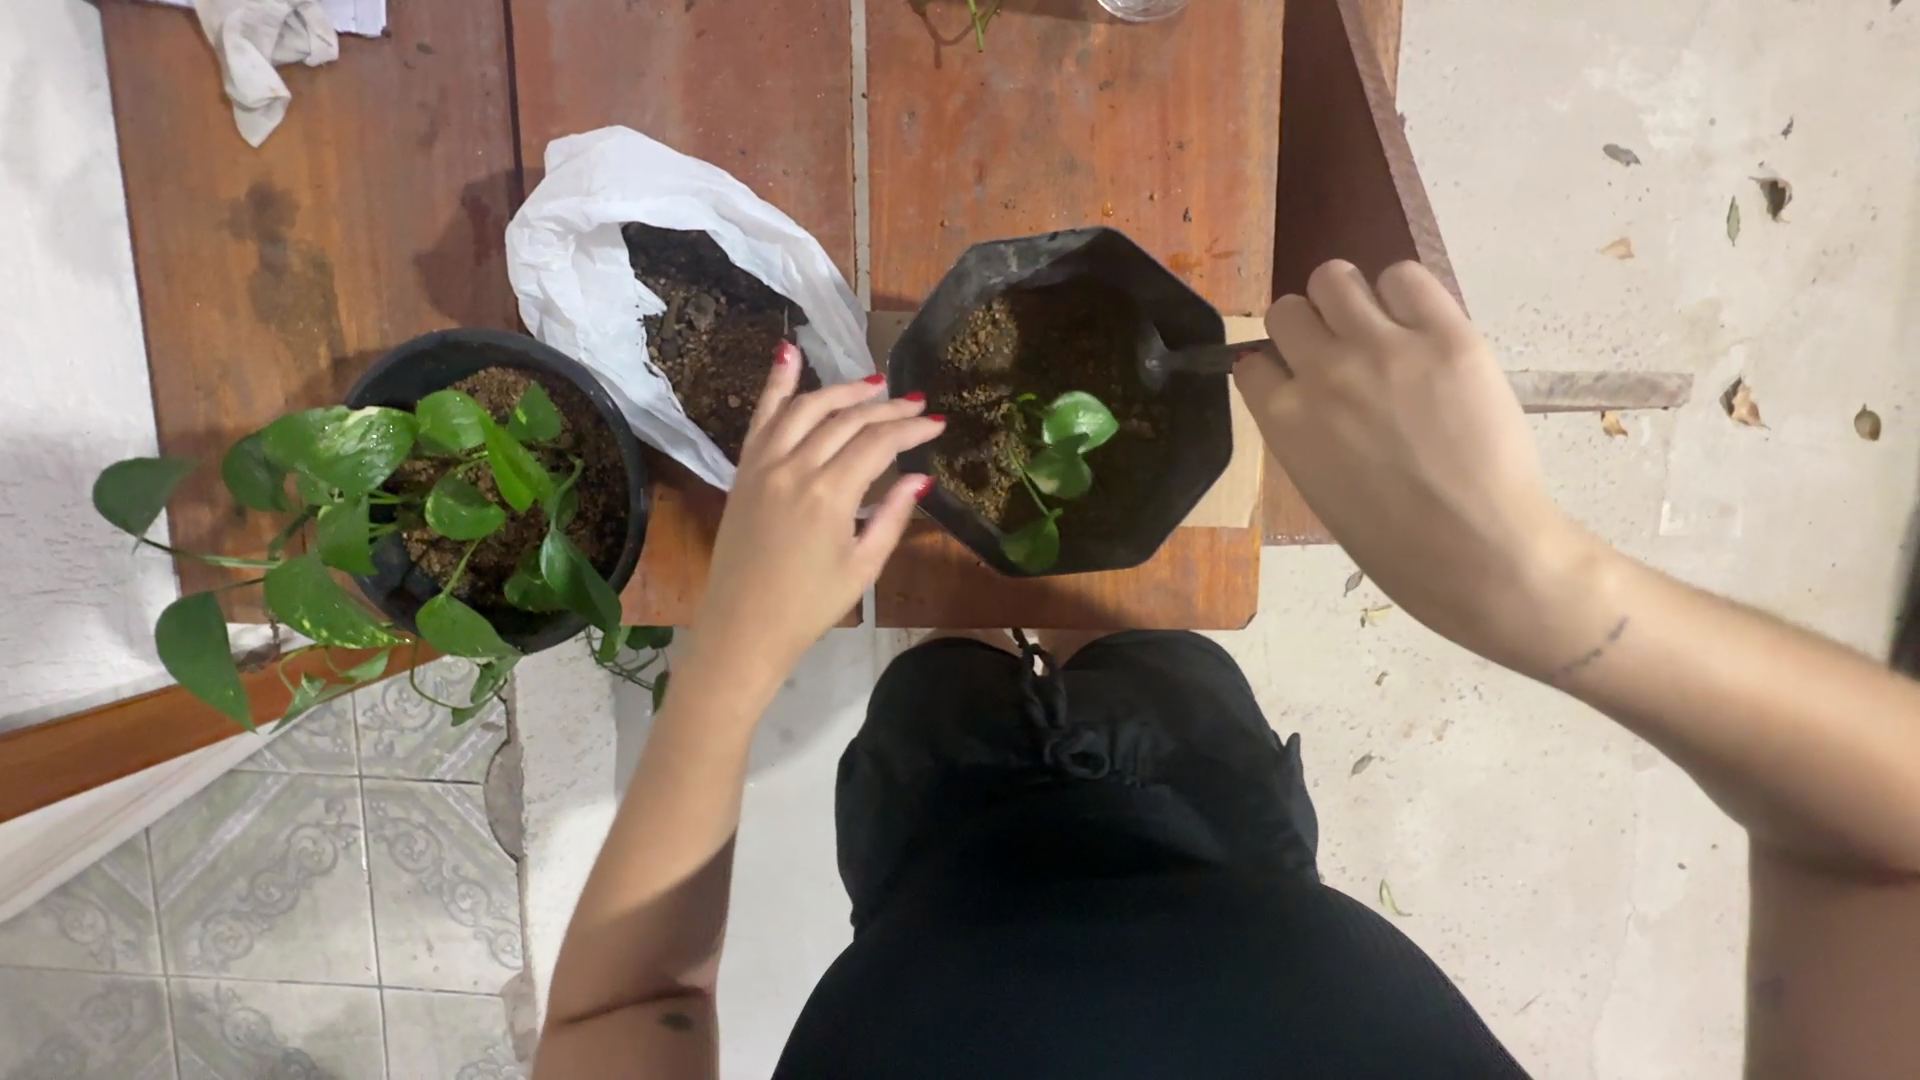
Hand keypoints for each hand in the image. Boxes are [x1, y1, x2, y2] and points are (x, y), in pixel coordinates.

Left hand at [687, 342, 941, 686]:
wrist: (743, 627)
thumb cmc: (810, 606)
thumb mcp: (864, 566)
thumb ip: (893, 516)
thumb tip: (921, 476)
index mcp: (830, 495)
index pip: (879, 443)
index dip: (912, 428)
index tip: (938, 423)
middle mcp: (795, 467)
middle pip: (847, 420)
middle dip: (886, 407)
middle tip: (916, 402)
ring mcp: (763, 464)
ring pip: (806, 408)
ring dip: (842, 391)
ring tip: (873, 385)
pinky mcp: (744, 470)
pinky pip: (762, 416)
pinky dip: (777, 383)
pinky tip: (790, 353)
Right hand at [1234, 260, 1616, 675]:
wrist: (1474, 547)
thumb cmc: (1387, 536)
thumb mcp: (1314, 483)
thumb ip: (1299, 428)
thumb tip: (1300, 389)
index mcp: (1284, 420)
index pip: (1252, 362)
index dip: (1272, 367)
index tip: (1293, 376)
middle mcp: (1323, 373)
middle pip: (1287, 310)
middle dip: (1304, 326)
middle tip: (1335, 348)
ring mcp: (1384, 349)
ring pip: (1336, 278)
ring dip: (1345, 298)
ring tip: (1374, 325)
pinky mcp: (1446, 335)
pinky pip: (1404, 277)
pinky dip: (1401, 293)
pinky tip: (1415, 323)